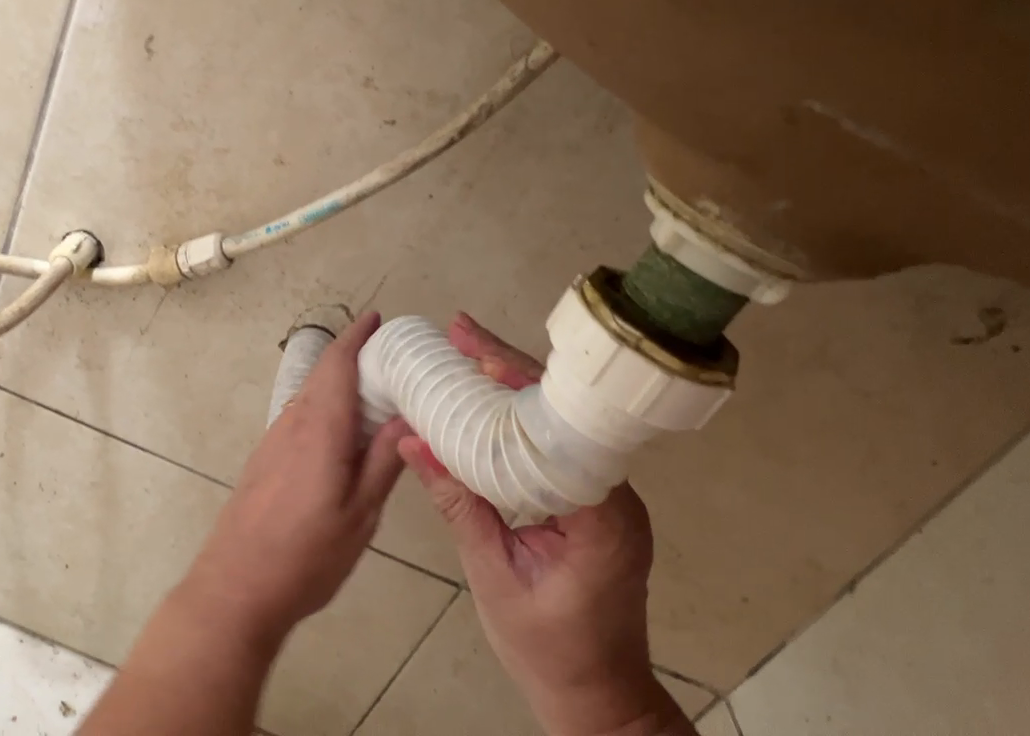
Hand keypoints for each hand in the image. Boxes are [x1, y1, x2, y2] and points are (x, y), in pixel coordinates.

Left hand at [176, 311, 408, 645]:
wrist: (235, 588)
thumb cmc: (306, 555)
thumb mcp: (360, 515)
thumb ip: (383, 462)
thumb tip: (408, 415)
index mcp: (320, 429)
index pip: (338, 364)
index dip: (358, 336)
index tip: (379, 318)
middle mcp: (292, 424)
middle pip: (324, 375)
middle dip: (355, 356)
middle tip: (393, 357)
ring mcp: (274, 441)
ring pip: (311, 396)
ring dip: (340, 383)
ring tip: (377, 391)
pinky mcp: (265, 460)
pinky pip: (301, 417)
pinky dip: (326, 407)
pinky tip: (344, 431)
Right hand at [399, 312, 687, 735]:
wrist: (598, 698)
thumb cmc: (548, 650)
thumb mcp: (494, 576)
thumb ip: (459, 504)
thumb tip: (414, 443)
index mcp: (602, 513)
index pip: (556, 427)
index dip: (515, 380)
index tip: (474, 346)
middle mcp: (616, 493)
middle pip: (560, 413)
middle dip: (507, 367)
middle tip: (459, 331)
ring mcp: (610, 496)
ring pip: (559, 425)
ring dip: (513, 387)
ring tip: (467, 352)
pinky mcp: (596, 503)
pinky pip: (557, 448)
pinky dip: (521, 421)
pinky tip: (488, 400)